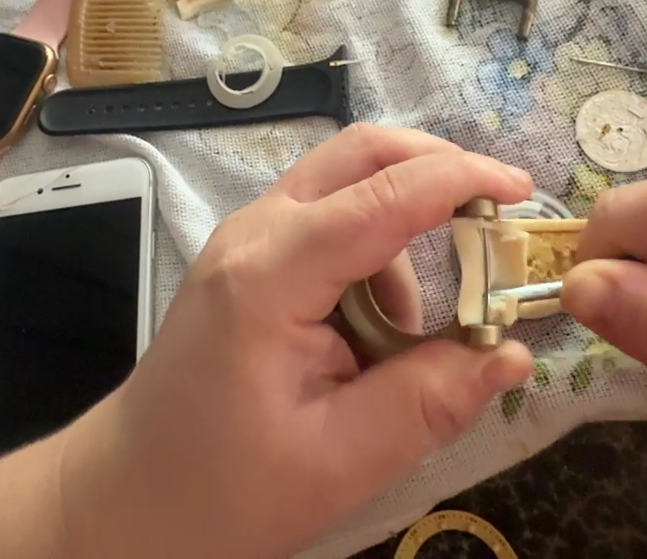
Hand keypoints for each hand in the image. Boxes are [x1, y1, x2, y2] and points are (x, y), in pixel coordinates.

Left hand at [55, 125, 534, 558]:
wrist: (125, 494)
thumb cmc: (219, 488)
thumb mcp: (336, 462)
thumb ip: (429, 401)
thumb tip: (511, 353)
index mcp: (270, 273)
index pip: (381, 196)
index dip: (459, 182)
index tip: (521, 192)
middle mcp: (257, 229)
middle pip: (359, 152)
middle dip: (435, 167)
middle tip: (494, 214)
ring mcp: (249, 233)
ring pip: (346, 178)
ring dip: (405, 219)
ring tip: (420, 324)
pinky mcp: (252, 250)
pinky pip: (329, 215)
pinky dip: (374, 246)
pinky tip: (375, 327)